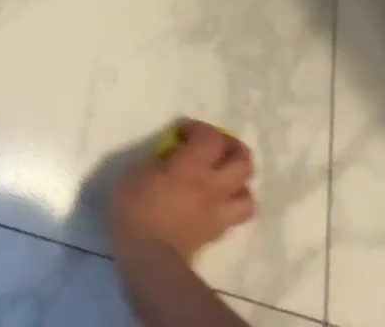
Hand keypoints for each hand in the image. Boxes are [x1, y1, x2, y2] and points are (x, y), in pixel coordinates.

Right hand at [108, 120, 255, 260]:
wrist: (148, 256)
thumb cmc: (135, 209)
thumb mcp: (135, 172)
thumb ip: (158, 160)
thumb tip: (169, 158)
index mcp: (190, 167)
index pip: (211, 138)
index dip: (200, 128)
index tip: (182, 132)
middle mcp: (212, 186)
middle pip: (242, 161)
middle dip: (231, 148)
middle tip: (213, 147)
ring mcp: (219, 210)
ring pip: (249, 191)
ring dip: (238, 179)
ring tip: (221, 176)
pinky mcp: (218, 231)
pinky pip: (238, 213)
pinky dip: (233, 203)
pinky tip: (216, 201)